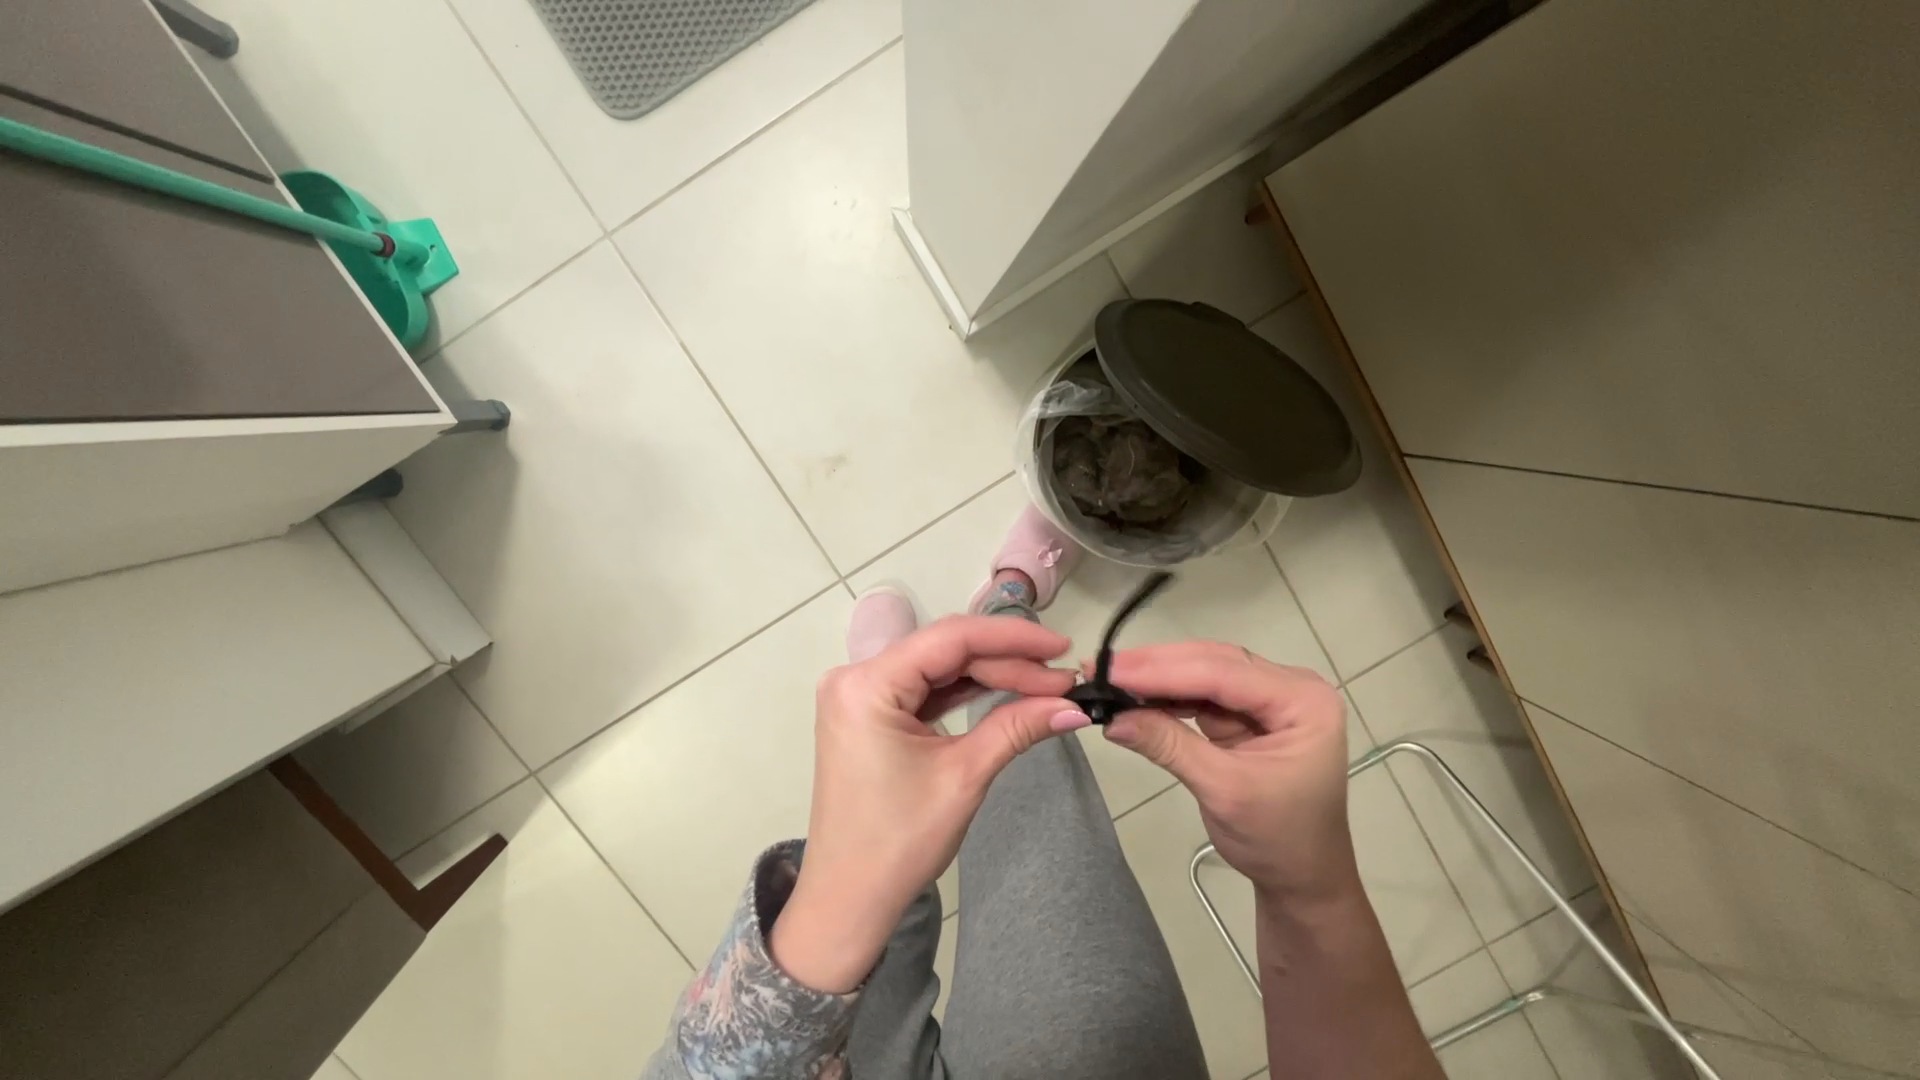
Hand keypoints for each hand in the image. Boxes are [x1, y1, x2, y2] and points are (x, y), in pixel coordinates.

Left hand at [771, 615, 1088, 991]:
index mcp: (867, 684)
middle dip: (1007, 662)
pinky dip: (966, 693)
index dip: (1012, 638)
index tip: (1061, 646)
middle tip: (1063, 679)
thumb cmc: (899, 842)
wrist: (849, 899)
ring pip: (939, 669)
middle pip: (946, 651)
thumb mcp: (963, 776)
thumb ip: (1017, 727)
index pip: (951, 638)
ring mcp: (862, 696)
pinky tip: (1009, 692)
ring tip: (1047, 684)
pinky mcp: (871, 715)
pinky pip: (926, 690)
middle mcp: (856, 677)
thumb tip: (1075, 706)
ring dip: (992, 675)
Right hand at [1101, 642, 1355, 899]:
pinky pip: (1201, 693)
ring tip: (1109, 677)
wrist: (1301, 878)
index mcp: (1303, 701)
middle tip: (1101, 667)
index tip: (1111, 669)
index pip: (1224, 673)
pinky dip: (1167, 695)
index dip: (1164, 669)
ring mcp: (1268, 698)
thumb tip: (1111, 719)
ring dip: (1157, 677)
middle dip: (1156, 666)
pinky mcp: (1247, 712)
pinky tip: (1134, 694)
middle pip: (1214, 662)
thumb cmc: (1277, 838)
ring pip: (1203, 672)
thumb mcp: (1223, 791)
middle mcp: (1290, 687)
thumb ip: (1169, 746)